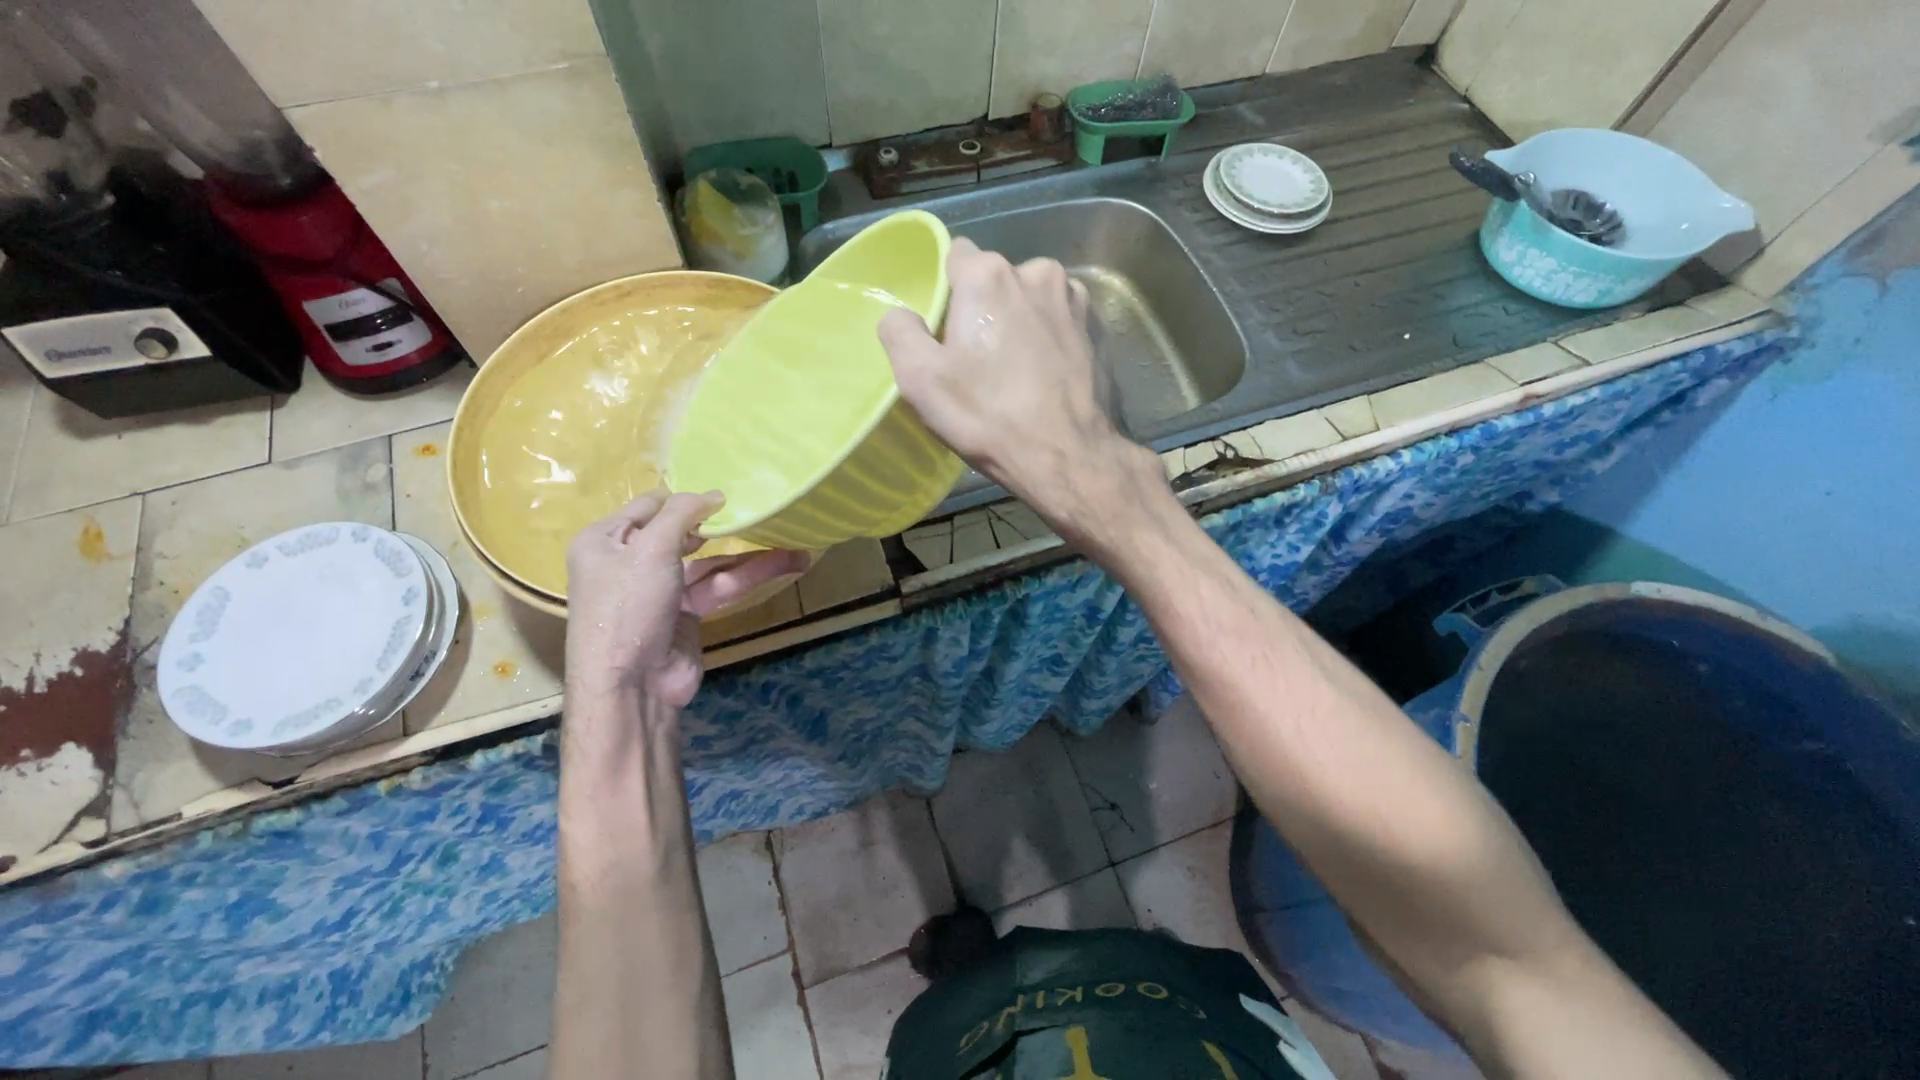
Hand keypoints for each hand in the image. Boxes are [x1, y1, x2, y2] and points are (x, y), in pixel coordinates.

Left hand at [564, 492, 810, 708]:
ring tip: (795, 546)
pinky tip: (787, 565)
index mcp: (605, 541)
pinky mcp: (686, 616)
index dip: (684, 498)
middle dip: (721, 525)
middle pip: (682, 534)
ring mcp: (660, 591)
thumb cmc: (629, 605)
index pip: (648, 506)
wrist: (633, 684)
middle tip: (759, 511)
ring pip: (709, 564)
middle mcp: (628, 563)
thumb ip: (682, 513)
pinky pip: (719, 587)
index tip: (724, 493)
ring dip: (750, 557)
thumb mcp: (650, 548)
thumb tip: (714, 493)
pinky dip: (750, 577)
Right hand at [878, 238, 1158, 532]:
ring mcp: (1074, 299)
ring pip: (1030, 299)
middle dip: (984, 308)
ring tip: (1015, 370)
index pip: (955, 256)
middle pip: (995, 279)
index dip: (946, 292)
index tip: (945, 330)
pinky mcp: (1098, 328)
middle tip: (978, 360)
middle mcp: (1036, 272)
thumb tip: (901, 314)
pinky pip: (1059, 321)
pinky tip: (1044, 376)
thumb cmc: (987, 415)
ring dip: (1019, 321)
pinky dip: (1049, 338)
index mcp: (988, 275)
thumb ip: (899, 331)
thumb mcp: (920, 378)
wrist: (1066, 456)